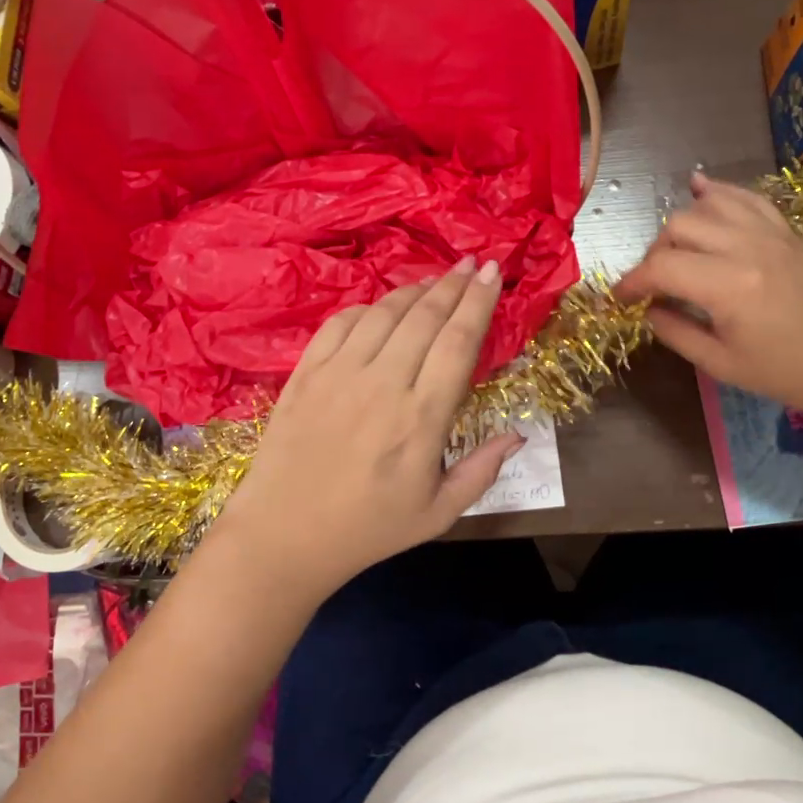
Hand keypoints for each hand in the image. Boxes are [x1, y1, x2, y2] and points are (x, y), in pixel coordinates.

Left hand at [208, 258, 524, 595]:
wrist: (284, 537)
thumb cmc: (367, 530)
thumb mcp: (438, 514)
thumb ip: (481, 471)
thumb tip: (518, 435)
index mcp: (421, 419)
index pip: (458, 343)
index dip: (478, 302)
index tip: (492, 274)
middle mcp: (382, 385)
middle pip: (424, 317)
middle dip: (454, 285)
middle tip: (472, 264)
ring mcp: (338, 375)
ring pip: (383, 314)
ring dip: (414, 290)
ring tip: (435, 280)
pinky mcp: (305, 375)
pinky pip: (339, 324)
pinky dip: (366, 308)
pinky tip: (381, 308)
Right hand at [615, 173, 802, 432]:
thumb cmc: (788, 375)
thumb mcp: (722, 365)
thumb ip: (677, 332)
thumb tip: (648, 310)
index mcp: (730, 286)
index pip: (661, 267)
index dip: (632, 282)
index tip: (619, 300)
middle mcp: (749, 248)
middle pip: (679, 226)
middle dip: (655, 253)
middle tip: (655, 285)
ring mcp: (772, 234)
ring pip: (709, 205)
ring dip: (682, 225)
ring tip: (677, 253)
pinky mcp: (788, 232)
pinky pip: (747, 198)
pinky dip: (719, 193)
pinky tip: (700, 191)